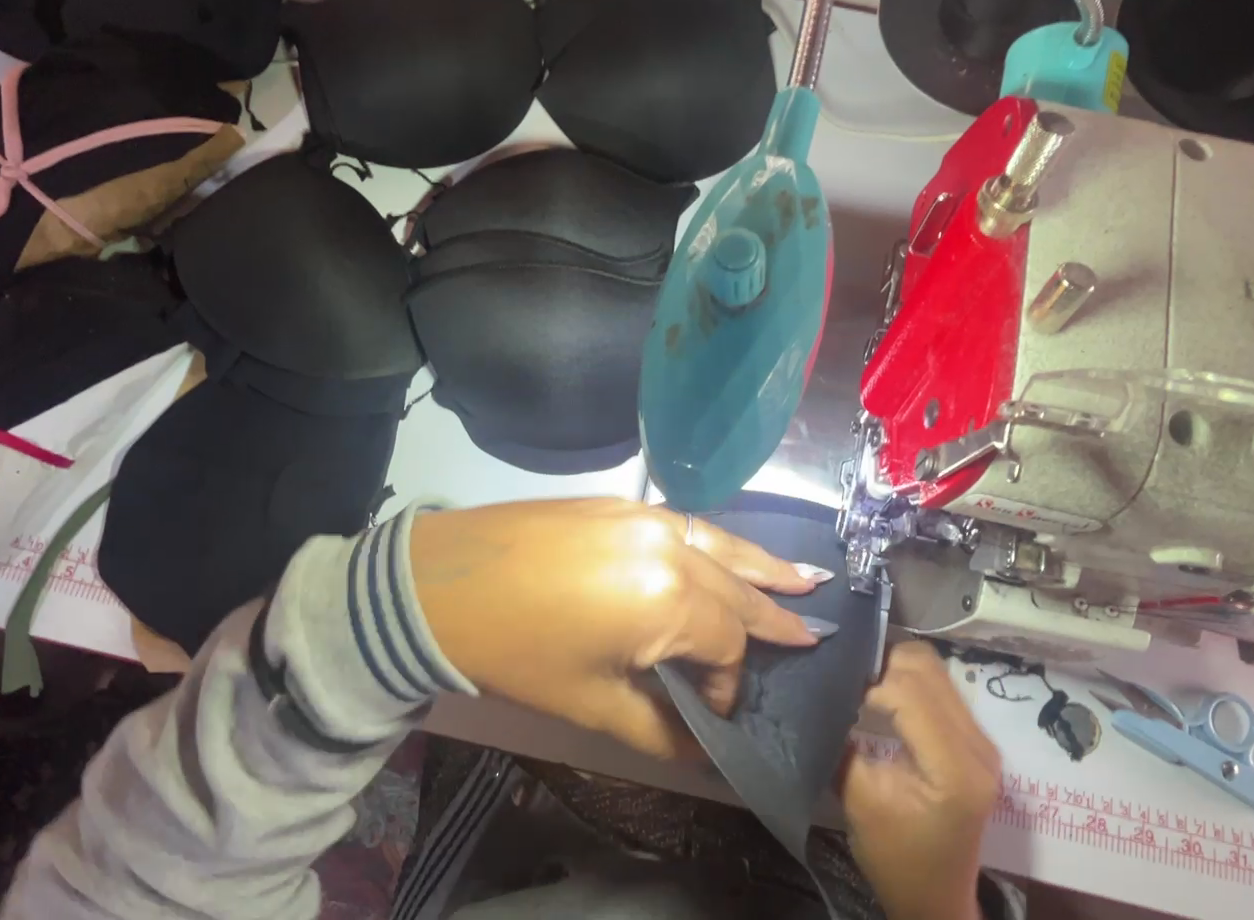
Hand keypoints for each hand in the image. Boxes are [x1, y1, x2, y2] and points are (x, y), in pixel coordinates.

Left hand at [410, 498, 830, 757]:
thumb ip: (660, 729)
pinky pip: (687, 523)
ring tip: (806, 579)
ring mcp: (645, 516)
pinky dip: (719, 541)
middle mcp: (671, 547)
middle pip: (736, 590)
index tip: (712, 710)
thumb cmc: (515, 652)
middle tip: (814, 631)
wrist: (438, 584)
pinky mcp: (619, 501)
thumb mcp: (590, 704)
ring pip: (722, 544)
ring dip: (761, 567)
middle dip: (772, 617)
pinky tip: (732, 551)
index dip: (725, 685)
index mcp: (670, 600)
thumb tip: (706, 752)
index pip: (726, 647)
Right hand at [839, 640, 1000, 919]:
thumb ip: (841, 741)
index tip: (831, 685)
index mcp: (953, 765)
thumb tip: (819, 692)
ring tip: (858, 679)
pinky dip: (905, 678)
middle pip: (925, 667)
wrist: (936, 898)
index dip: (865, 680)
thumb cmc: (895, 857)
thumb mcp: (857, 799)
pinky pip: (939, 685)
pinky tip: (878, 690)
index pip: (908, 691)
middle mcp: (978, 744)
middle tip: (842, 674)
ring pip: (934, 668)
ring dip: (893, 665)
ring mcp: (982, 739)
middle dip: (879, 662)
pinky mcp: (975, 739)